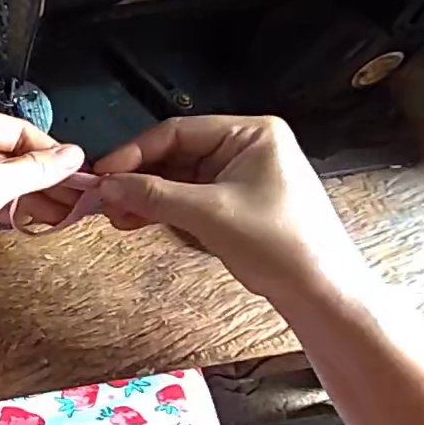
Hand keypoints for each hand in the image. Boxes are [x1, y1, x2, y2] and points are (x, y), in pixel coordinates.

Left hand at [0, 108, 85, 275]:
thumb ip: (33, 169)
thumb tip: (72, 154)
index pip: (20, 129)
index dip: (51, 152)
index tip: (77, 175)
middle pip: (9, 151)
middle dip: (40, 176)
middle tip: (72, 200)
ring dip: (25, 193)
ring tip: (58, 214)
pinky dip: (3, 203)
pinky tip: (26, 218)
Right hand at [91, 115, 371, 299]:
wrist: (320, 292)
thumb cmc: (279, 243)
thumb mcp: (209, 213)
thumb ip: (154, 195)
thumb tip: (106, 186)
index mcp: (249, 133)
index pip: (177, 131)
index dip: (135, 152)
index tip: (103, 173)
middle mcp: (240, 148)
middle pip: (172, 154)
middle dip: (137, 178)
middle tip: (104, 198)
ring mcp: (233, 176)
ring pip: (173, 178)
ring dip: (143, 196)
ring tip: (114, 215)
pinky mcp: (227, 202)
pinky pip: (182, 198)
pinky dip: (158, 209)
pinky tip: (133, 220)